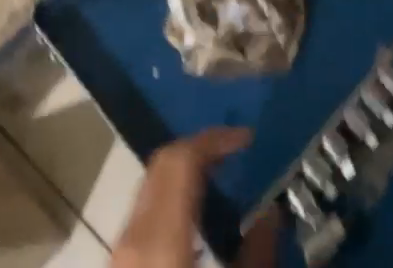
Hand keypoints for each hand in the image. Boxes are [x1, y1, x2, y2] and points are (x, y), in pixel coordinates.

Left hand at [111, 128, 277, 267]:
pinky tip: (197, 211)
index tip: (248, 136)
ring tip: (221, 172)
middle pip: (162, 163)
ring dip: (184, 169)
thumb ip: (257, 252)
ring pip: (151, 183)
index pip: (181, 159)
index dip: (216, 138)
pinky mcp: (119, 259)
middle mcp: (133, 232)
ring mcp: (119, 246)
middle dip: (200, 147)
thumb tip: (273, 214)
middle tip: (236, 146)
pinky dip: (171, 194)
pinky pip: (145, 209)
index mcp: (161, 236)